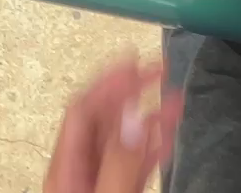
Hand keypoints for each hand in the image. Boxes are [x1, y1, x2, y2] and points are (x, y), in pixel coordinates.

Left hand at [42, 56, 184, 192]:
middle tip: (157, 67)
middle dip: (133, 87)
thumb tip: (134, 121)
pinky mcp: (114, 189)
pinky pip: (133, 159)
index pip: (82, 108)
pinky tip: (168, 128)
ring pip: (124, 136)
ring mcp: (98, 179)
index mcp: (66, 167)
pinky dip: (151, 142)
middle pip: (104, 116)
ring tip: (174, 95)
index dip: (108, 80)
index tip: (133, 60)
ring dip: (149, 113)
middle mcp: (80, 168)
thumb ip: (119, 161)